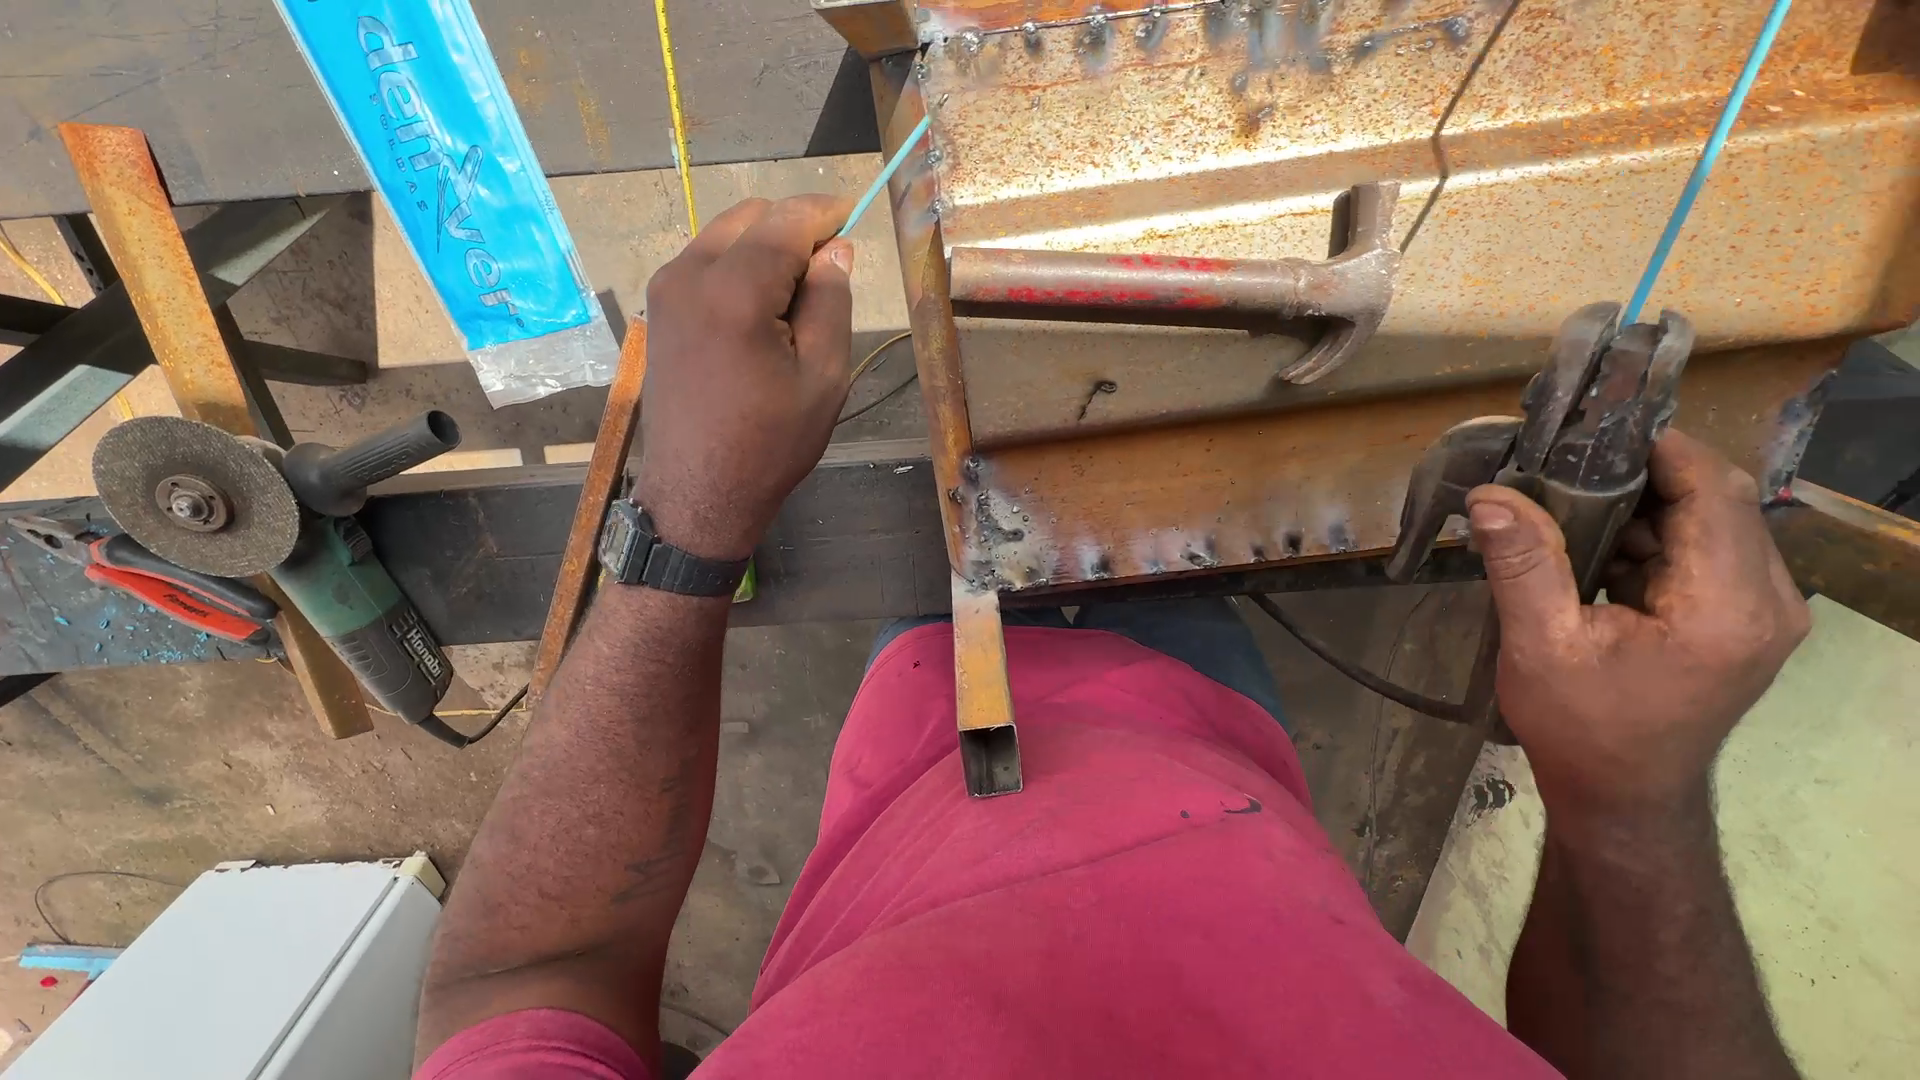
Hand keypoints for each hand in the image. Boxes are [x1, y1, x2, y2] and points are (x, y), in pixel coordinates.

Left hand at [635, 195, 855, 559]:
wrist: (699, 492)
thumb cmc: (770, 444)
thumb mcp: (823, 377)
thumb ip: (830, 301)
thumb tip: (836, 250)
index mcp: (735, 290)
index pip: (786, 221)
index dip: (825, 212)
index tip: (854, 216)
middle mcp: (690, 273)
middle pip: (751, 216)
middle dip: (794, 229)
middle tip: (828, 271)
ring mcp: (666, 289)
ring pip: (725, 234)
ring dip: (765, 247)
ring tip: (796, 296)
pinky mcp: (659, 308)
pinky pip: (705, 260)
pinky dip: (738, 265)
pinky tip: (760, 309)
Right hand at [1465, 430, 1809, 817]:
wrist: (1621, 793)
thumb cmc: (1581, 725)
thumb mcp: (1539, 644)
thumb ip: (1523, 564)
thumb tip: (1488, 495)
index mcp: (1726, 606)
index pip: (1715, 495)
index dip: (1663, 450)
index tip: (1596, 428)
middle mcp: (1767, 602)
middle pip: (1718, 504)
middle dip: (1643, 476)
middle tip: (1564, 464)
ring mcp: (1760, 613)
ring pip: (1710, 525)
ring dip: (1643, 507)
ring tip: (1568, 500)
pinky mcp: (1740, 621)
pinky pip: (1703, 554)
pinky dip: (1650, 538)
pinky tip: (1593, 545)